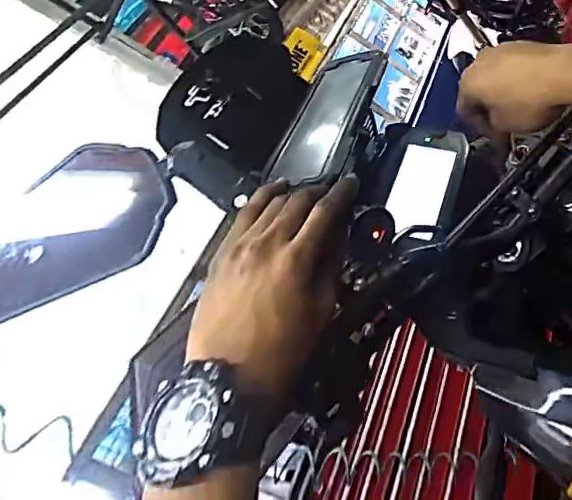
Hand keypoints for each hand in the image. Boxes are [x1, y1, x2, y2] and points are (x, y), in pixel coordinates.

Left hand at [185, 176, 356, 399]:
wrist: (225, 385)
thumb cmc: (273, 359)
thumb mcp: (319, 312)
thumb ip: (329, 267)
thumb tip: (336, 240)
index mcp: (295, 261)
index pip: (326, 210)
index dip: (343, 192)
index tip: (350, 185)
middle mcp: (266, 246)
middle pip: (299, 200)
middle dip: (321, 191)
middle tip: (332, 192)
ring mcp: (240, 248)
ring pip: (271, 202)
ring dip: (293, 193)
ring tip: (305, 193)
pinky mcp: (221, 256)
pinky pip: (242, 214)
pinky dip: (260, 198)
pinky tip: (271, 195)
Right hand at [457, 41, 571, 137]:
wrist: (563, 73)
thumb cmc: (534, 97)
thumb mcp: (506, 126)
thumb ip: (493, 128)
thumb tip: (496, 126)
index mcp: (468, 82)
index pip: (464, 110)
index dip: (480, 127)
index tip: (494, 134)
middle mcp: (480, 61)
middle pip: (478, 90)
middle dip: (490, 107)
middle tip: (504, 123)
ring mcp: (500, 50)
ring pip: (495, 76)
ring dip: (504, 92)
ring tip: (521, 108)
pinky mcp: (520, 45)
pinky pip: (512, 66)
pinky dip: (518, 79)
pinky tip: (532, 92)